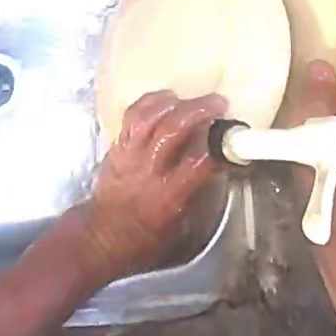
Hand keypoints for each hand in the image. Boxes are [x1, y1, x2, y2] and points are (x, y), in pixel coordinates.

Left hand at [80, 91, 226, 283]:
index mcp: (168, 196)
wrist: (103, 237)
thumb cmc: (146, 238)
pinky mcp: (117, 145)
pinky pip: (132, 114)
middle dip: (198, 111)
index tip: (233, 136)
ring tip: (192, 99)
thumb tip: (217, 165)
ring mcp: (129, 154)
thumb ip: (197, 193)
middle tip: (219, 103)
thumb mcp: (181, 226)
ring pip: (150, 117)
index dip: (217, 146)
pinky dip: (151, 101)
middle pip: (171, 130)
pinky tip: (167, 98)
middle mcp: (148, 170)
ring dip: (175, 102)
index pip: (197, 163)